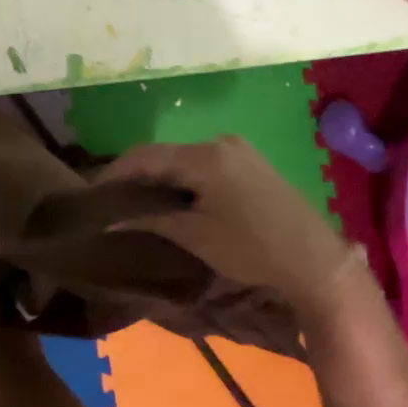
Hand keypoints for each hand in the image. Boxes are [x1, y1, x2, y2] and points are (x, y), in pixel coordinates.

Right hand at [97, 137, 367, 318]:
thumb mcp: (194, 235)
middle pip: (163, 155)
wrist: (317, 263)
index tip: (90, 195)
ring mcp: (239, 152)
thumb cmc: (252, 249)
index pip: (143, 156)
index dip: (113, 173)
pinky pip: (203, 166)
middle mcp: (220, 143)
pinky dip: (182, 181)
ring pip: (183, 161)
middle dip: (134, 176)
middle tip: (110, 201)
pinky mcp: (250, 165)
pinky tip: (170, 200)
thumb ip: (149, 219)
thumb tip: (108, 220)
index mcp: (204, 155)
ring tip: (134, 203)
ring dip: (158, 179)